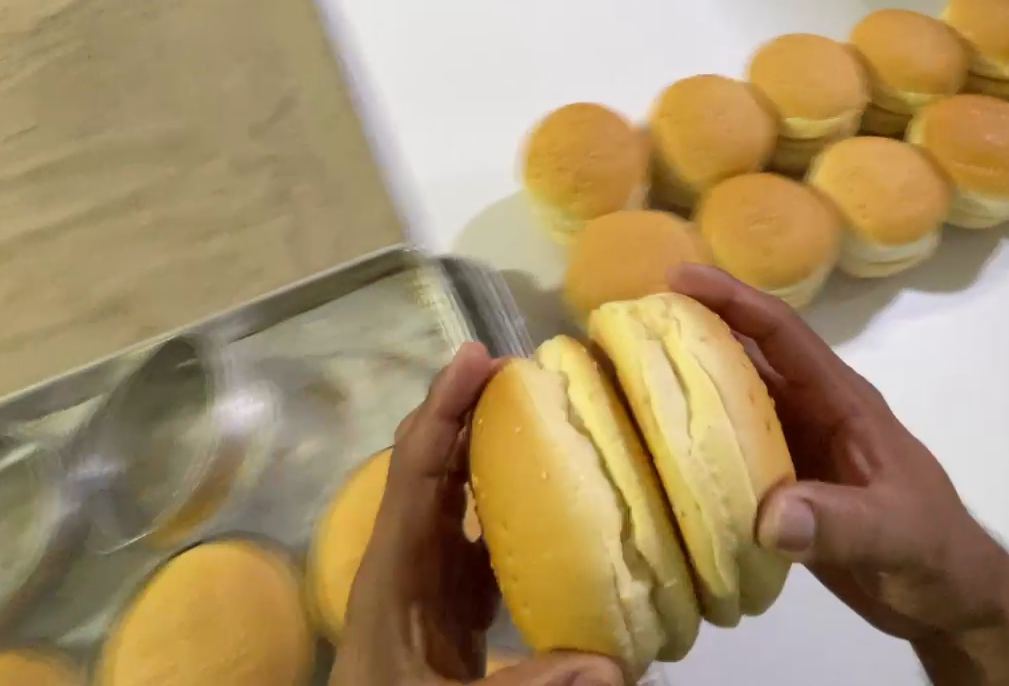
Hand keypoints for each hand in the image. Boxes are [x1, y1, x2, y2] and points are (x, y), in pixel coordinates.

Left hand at [333, 342, 626, 685]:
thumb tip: (614, 667)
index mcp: (394, 563)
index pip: (416, 465)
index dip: (444, 405)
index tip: (476, 355)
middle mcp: (410, 552)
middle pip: (433, 460)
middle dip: (465, 406)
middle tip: (517, 368)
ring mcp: (430, 573)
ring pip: (455, 488)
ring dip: (486, 444)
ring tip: (534, 408)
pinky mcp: (452, 598)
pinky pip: (478, 530)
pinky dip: (506, 499)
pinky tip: (545, 492)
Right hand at [670, 266, 1008, 685]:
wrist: (950, 598)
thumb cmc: (935, 551)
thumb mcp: (896, 534)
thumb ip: (839, 523)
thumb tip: (768, 515)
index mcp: (839, 398)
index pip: (781, 331)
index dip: (733, 298)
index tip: (678, 278)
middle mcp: (809, 408)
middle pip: (745, 353)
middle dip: (694, 328)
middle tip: (630, 323)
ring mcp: (793, 442)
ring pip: (732, 396)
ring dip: (687, 380)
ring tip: (628, 372)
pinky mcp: (781, 479)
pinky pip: (729, 444)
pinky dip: (695, 437)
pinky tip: (657, 446)